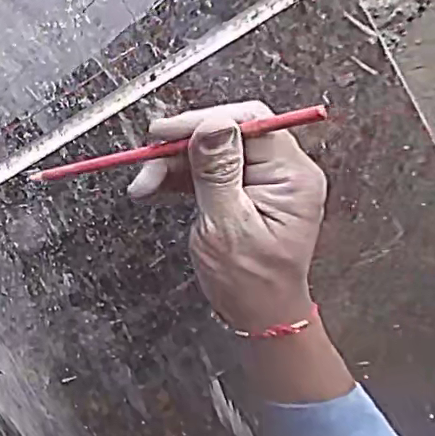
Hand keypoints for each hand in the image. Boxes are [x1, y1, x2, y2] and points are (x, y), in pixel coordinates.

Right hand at [127, 101, 326, 332]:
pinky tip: (155, 188)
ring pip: (209, 153)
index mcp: (290, 175)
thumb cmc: (249, 281)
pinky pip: (206, 173)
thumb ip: (217, 172)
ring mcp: (260, 183)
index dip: (201, 122)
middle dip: (180, 147)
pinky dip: (178, 179)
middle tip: (145, 164)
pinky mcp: (240, 194)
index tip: (162, 134)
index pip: (248, 123)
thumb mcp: (226, 224)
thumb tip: (212, 125)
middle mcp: (280, 172)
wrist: (258, 314)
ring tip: (144, 185)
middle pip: (225, 135)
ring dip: (172, 165)